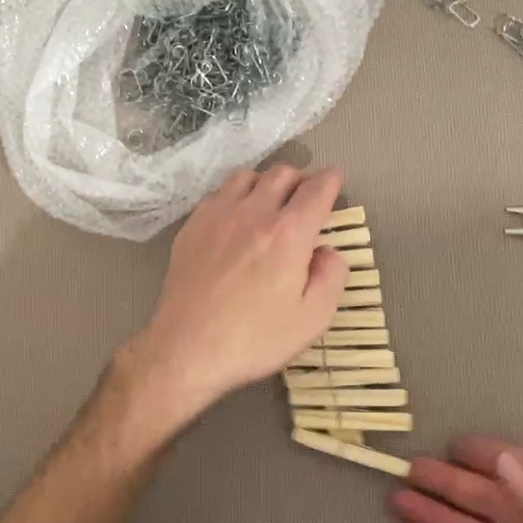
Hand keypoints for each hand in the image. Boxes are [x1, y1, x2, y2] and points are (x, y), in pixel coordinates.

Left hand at [119, 165, 348, 416]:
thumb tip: (327, 251)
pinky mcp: (191, 227)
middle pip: (282, 174)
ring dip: (265, 183)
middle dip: (300, 179)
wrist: (187, 348)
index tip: (334, 182)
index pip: (317, 189)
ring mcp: (216, 216)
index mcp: (288, 232)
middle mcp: (252, 212)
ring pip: (246, 177)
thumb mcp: (313, 317)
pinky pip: (217, 194)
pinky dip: (234, 196)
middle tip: (305, 198)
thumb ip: (332, 276)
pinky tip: (235, 219)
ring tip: (270, 204)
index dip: (331, 181)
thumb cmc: (255, 339)